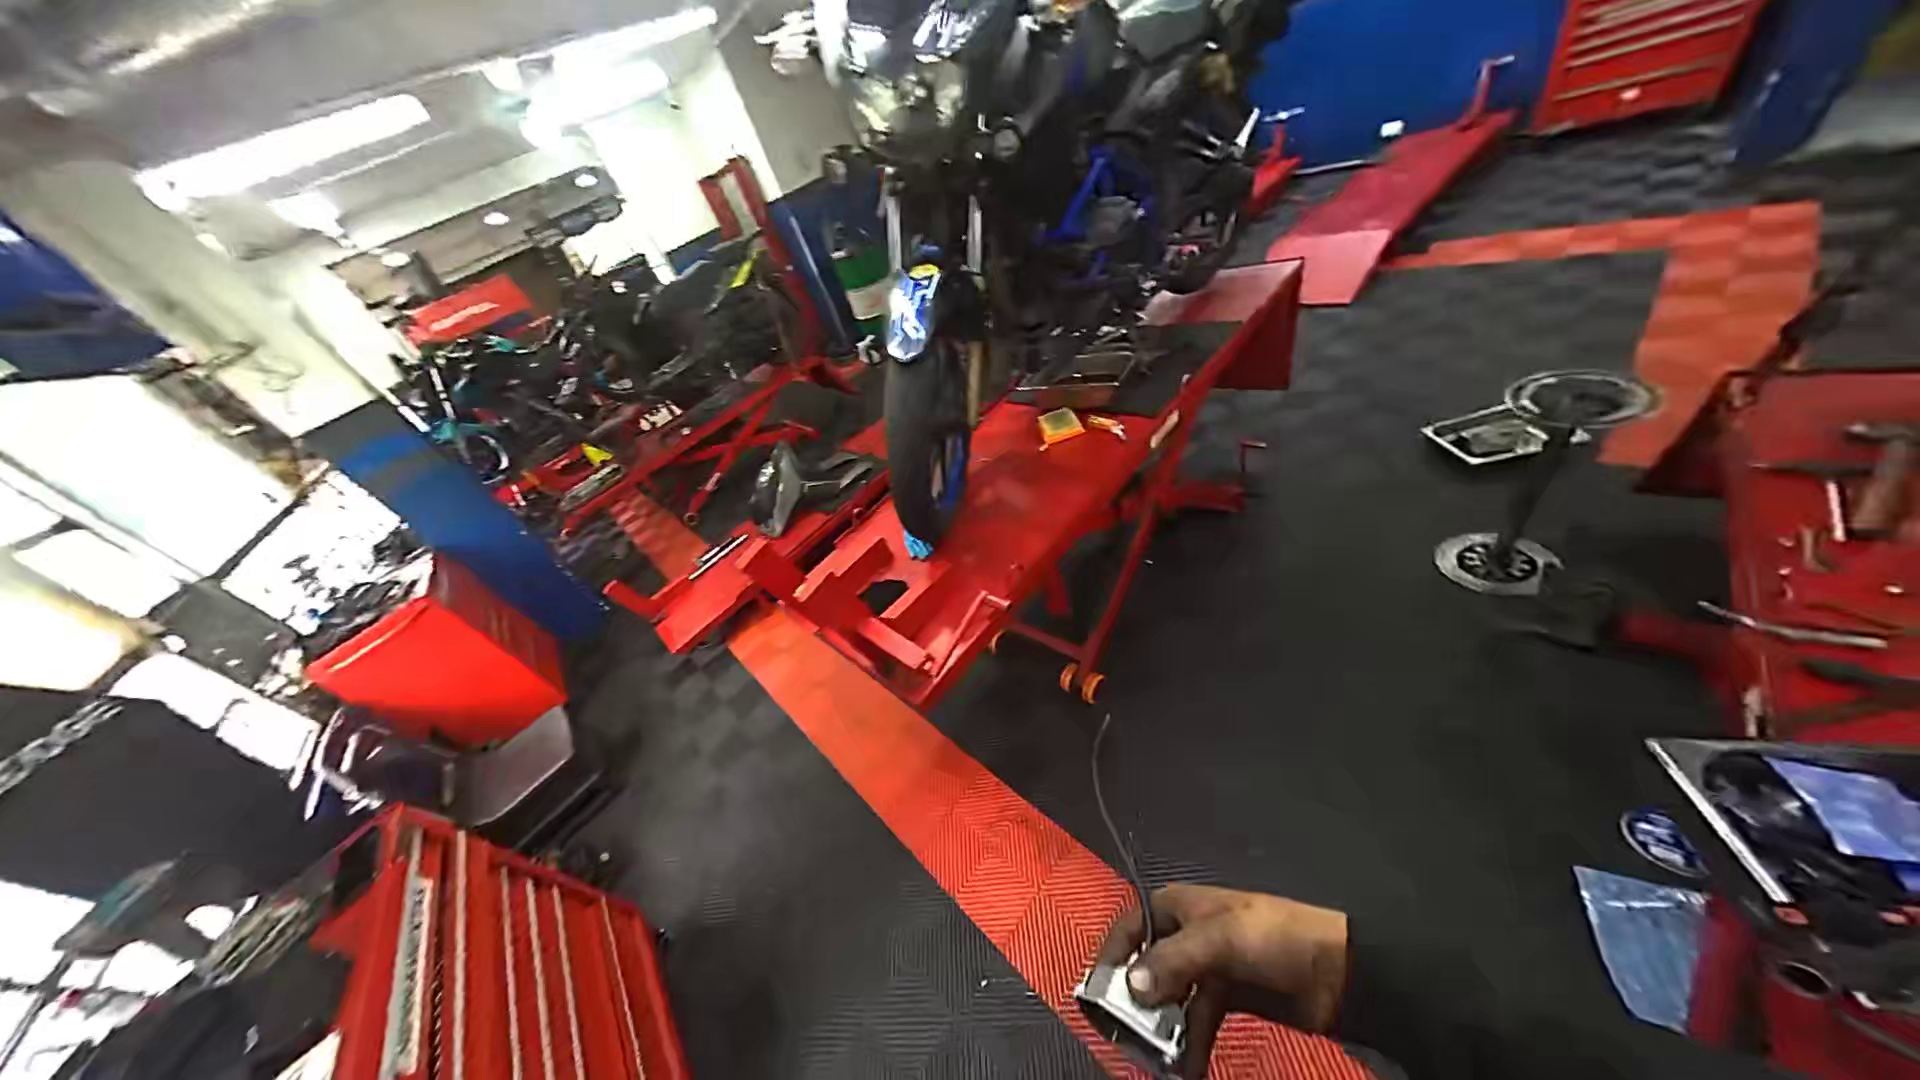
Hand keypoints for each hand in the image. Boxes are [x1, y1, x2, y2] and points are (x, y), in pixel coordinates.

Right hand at [1095, 885, 1349, 1078]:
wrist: (1338, 968)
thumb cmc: (1270, 937)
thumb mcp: (1219, 940)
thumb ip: (1173, 962)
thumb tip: (1130, 986)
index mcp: (1178, 907)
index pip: (1131, 927)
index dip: (1111, 955)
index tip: (1095, 992)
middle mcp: (1186, 935)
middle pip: (1148, 965)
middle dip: (1137, 1000)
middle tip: (1126, 1037)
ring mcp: (1208, 967)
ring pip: (1171, 998)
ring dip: (1164, 1028)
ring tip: (1157, 1061)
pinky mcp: (1229, 997)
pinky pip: (1198, 1020)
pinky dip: (1190, 1042)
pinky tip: (1187, 1067)